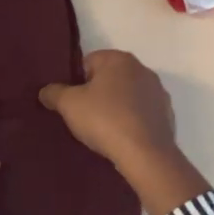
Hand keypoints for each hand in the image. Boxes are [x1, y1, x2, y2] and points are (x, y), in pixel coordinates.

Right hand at [39, 50, 209, 214]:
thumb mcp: (68, 104)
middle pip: (109, 78)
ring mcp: (158, 93)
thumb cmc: (104, 119)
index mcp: (119, 59)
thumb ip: (53, 93)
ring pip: (126, 96)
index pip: (88, 62)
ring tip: (103, 129)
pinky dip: (131, 121)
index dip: (76, 82)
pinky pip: (140, 114)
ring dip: (115, 107)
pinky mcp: (167, 115)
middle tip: (83, 115)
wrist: (146, 155)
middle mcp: (142, 69)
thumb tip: (46, 91)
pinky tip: (121, 138)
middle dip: (96, 93)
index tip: (72, 102)